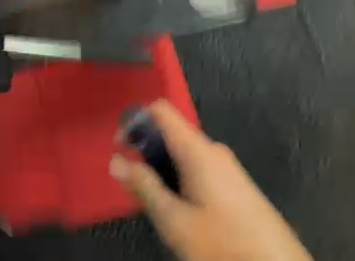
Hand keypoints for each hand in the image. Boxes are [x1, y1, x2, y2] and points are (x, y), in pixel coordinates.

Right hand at [109, 101, 311, 260]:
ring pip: (186, 156)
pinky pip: (201, 171)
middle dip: (148, 154)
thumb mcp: (176, 222)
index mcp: (198, 150)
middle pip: (172, 135)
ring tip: (160, 208)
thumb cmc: (225, 245)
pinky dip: (183, 183)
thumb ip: (145, 188)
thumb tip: (115, 160)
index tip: (121, 149)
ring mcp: (230, 169)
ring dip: (165, 173)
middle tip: (136, 189)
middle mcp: (215, 151)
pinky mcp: (239, 188)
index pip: (161, 110)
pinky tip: (185, 217)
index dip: (135, 121)